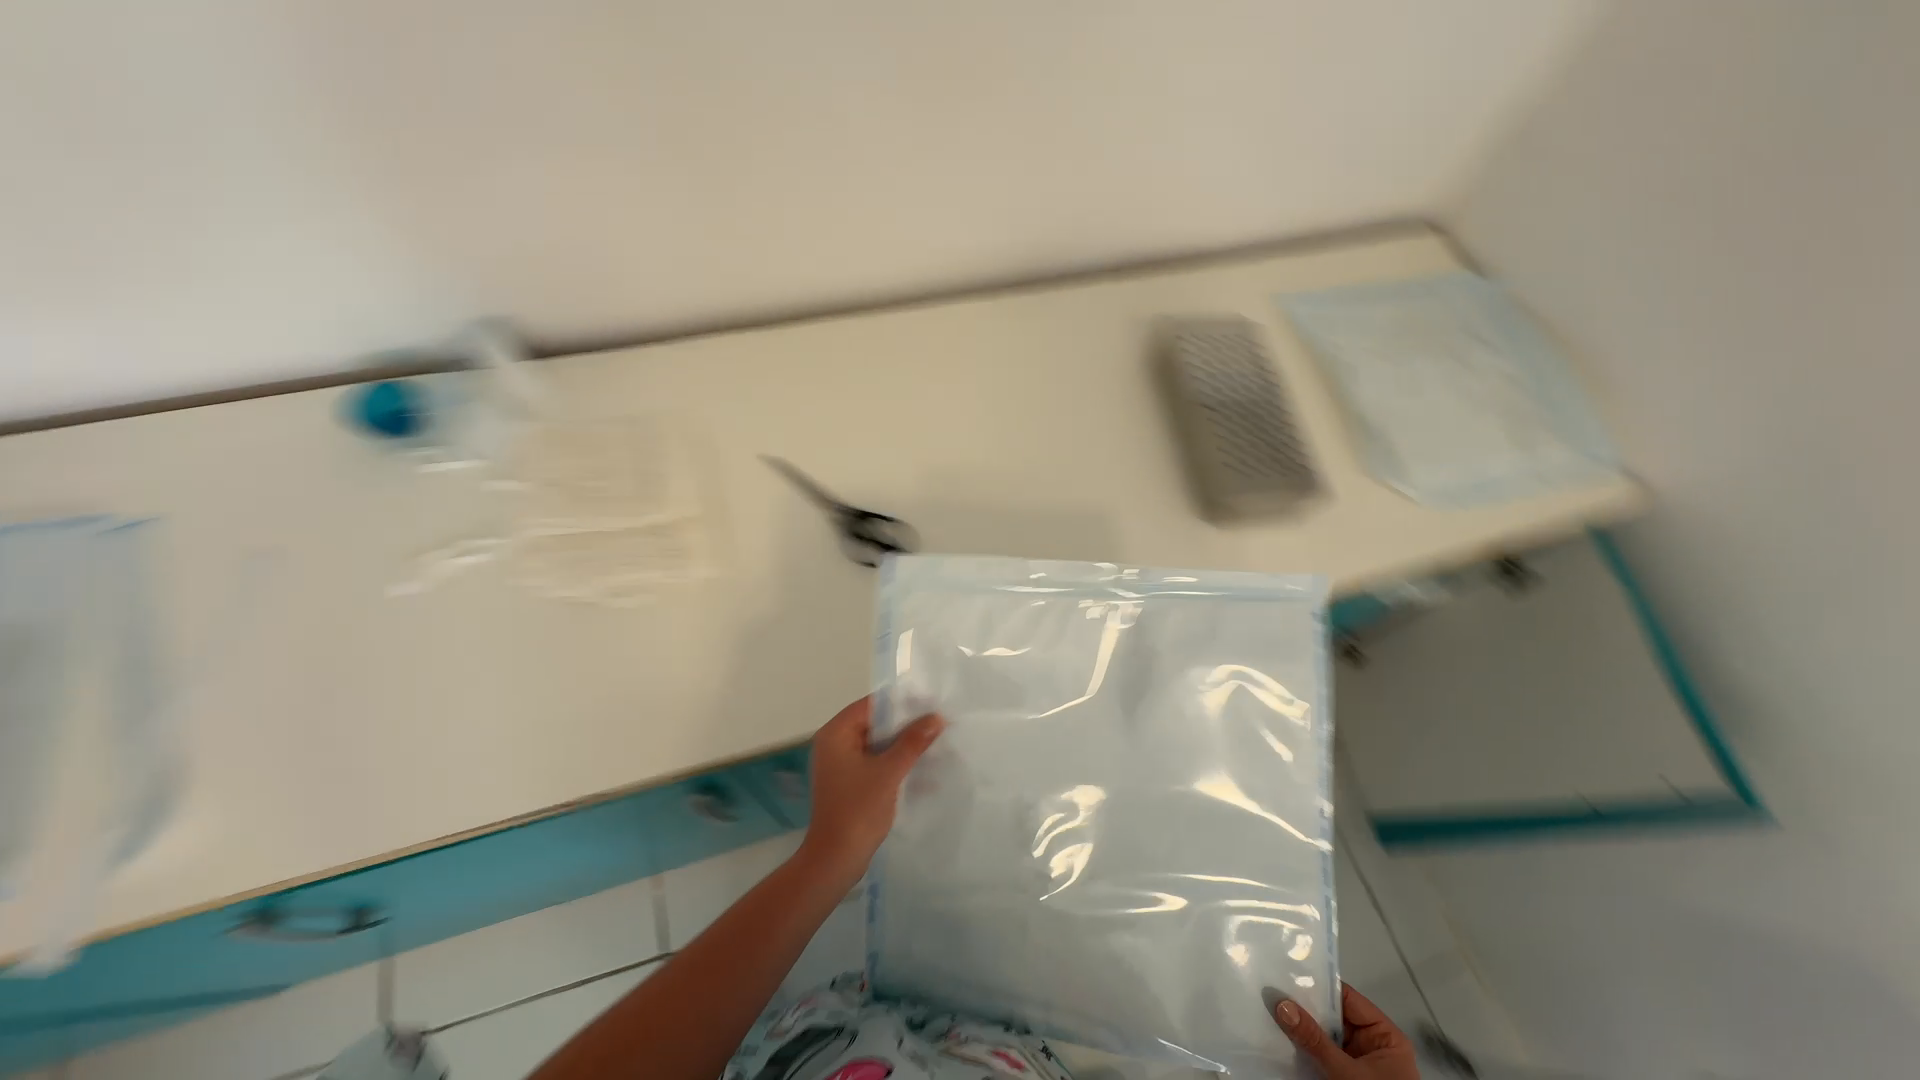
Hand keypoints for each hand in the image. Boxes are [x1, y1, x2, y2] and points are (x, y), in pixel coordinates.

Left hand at [797, 696, 943, 886]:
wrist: (836, 858)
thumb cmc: (858, 809)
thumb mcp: (889, 772)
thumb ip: (913, 742)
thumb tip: (936, 717)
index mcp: (836, 734)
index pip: (871, 706)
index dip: (901, 703)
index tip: (930, 703)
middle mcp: (835, 744)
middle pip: (874, 724)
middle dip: (906, 726)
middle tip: (939, 723)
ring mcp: (841, 766)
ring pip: (877, 745)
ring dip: (904, 746)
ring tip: (936, 744)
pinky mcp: (850, 784)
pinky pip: (876, 764)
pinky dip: (896, 764)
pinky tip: (923, 770)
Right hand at [1275, 984, 1420, 1079]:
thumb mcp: (1346, 1073)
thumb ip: (1315, 1040)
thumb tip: (1282, 1004)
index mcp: (1386, 1037)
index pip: (1348, 1000)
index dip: (1319, 987)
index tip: (1286, 974)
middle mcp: (1372, 1045)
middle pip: (1334, 1018)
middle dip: (1305, 1009)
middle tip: (1271, 992)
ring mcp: (1357, 1063)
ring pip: (1324, 1037)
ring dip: (1301, 1030)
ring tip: (1269, 1011)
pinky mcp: (1343, 1078)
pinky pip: (1321, 1056)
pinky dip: (1304, 1050)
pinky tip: (1279, 1039)